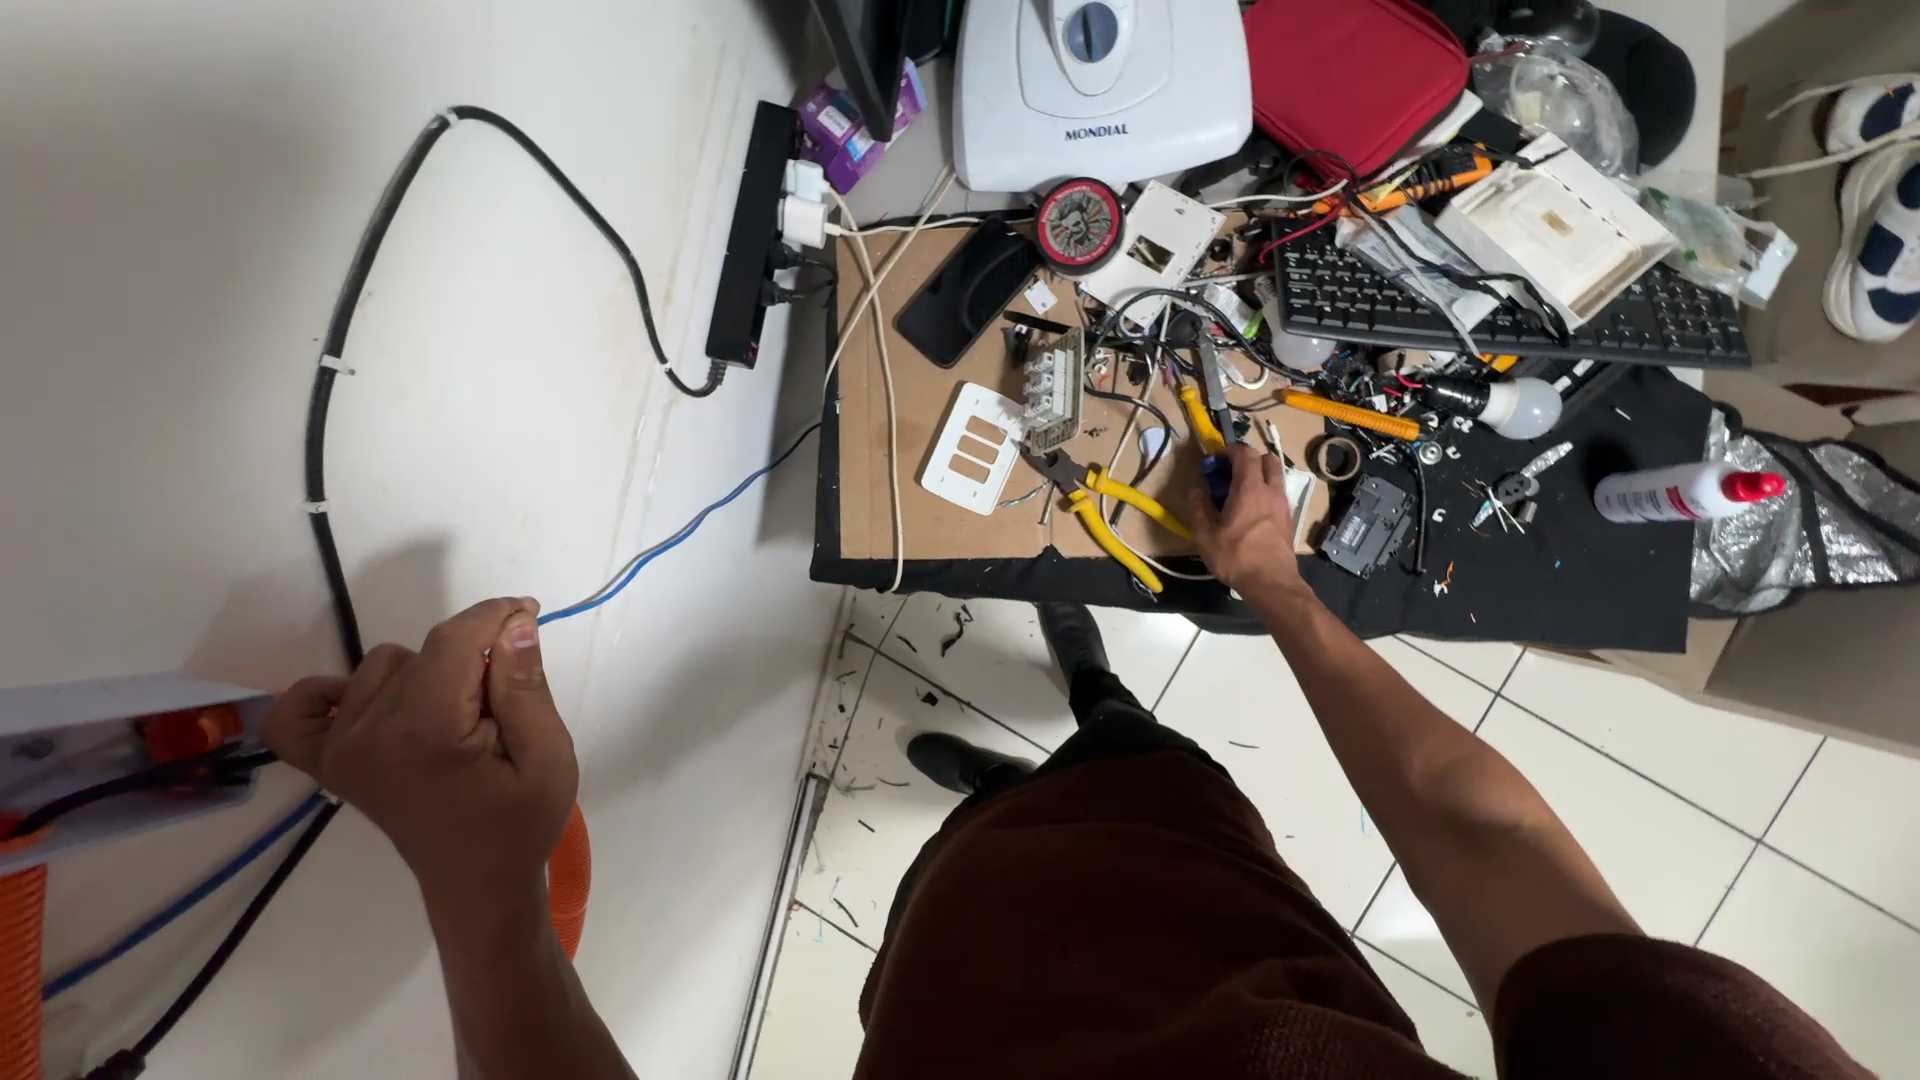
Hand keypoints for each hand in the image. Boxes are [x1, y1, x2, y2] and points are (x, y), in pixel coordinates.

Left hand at [265, 598, 577, 904]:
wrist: (479, 882)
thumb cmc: (523, 821)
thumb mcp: (549, 755)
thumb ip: (526, 688)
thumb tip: (514, 623)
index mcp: (427, 730)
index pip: (456, 638)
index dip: (498, 613)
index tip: (532, 612)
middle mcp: (370, 732)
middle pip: (429, 650)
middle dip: (478, 654)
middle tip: (510, 700)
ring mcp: (341, 748)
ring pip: (388, 664)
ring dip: (431, 671)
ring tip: (463, 713)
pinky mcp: (329, 762)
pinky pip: (305, 707)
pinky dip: (335, 693)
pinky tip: (377, 703)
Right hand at [1188, 444, 1311, 601]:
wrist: (1271, 582)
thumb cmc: (1235, 557)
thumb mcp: (1206, 536)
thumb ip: (1199, 508)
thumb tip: (1196, 489)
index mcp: (1249, 489)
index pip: (1245, 453)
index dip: (1229, 451)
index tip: (1214, 460)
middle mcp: (1270, 490)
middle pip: (1266, 459)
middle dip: (1247, 459)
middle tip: (1229, 473)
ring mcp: (1283, 503)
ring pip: (1275, 474)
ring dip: (1259, 473)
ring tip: (1240, 490)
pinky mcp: (1288, 517)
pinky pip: (1278, 492)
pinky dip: (1265, 490)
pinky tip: (1251, 509)